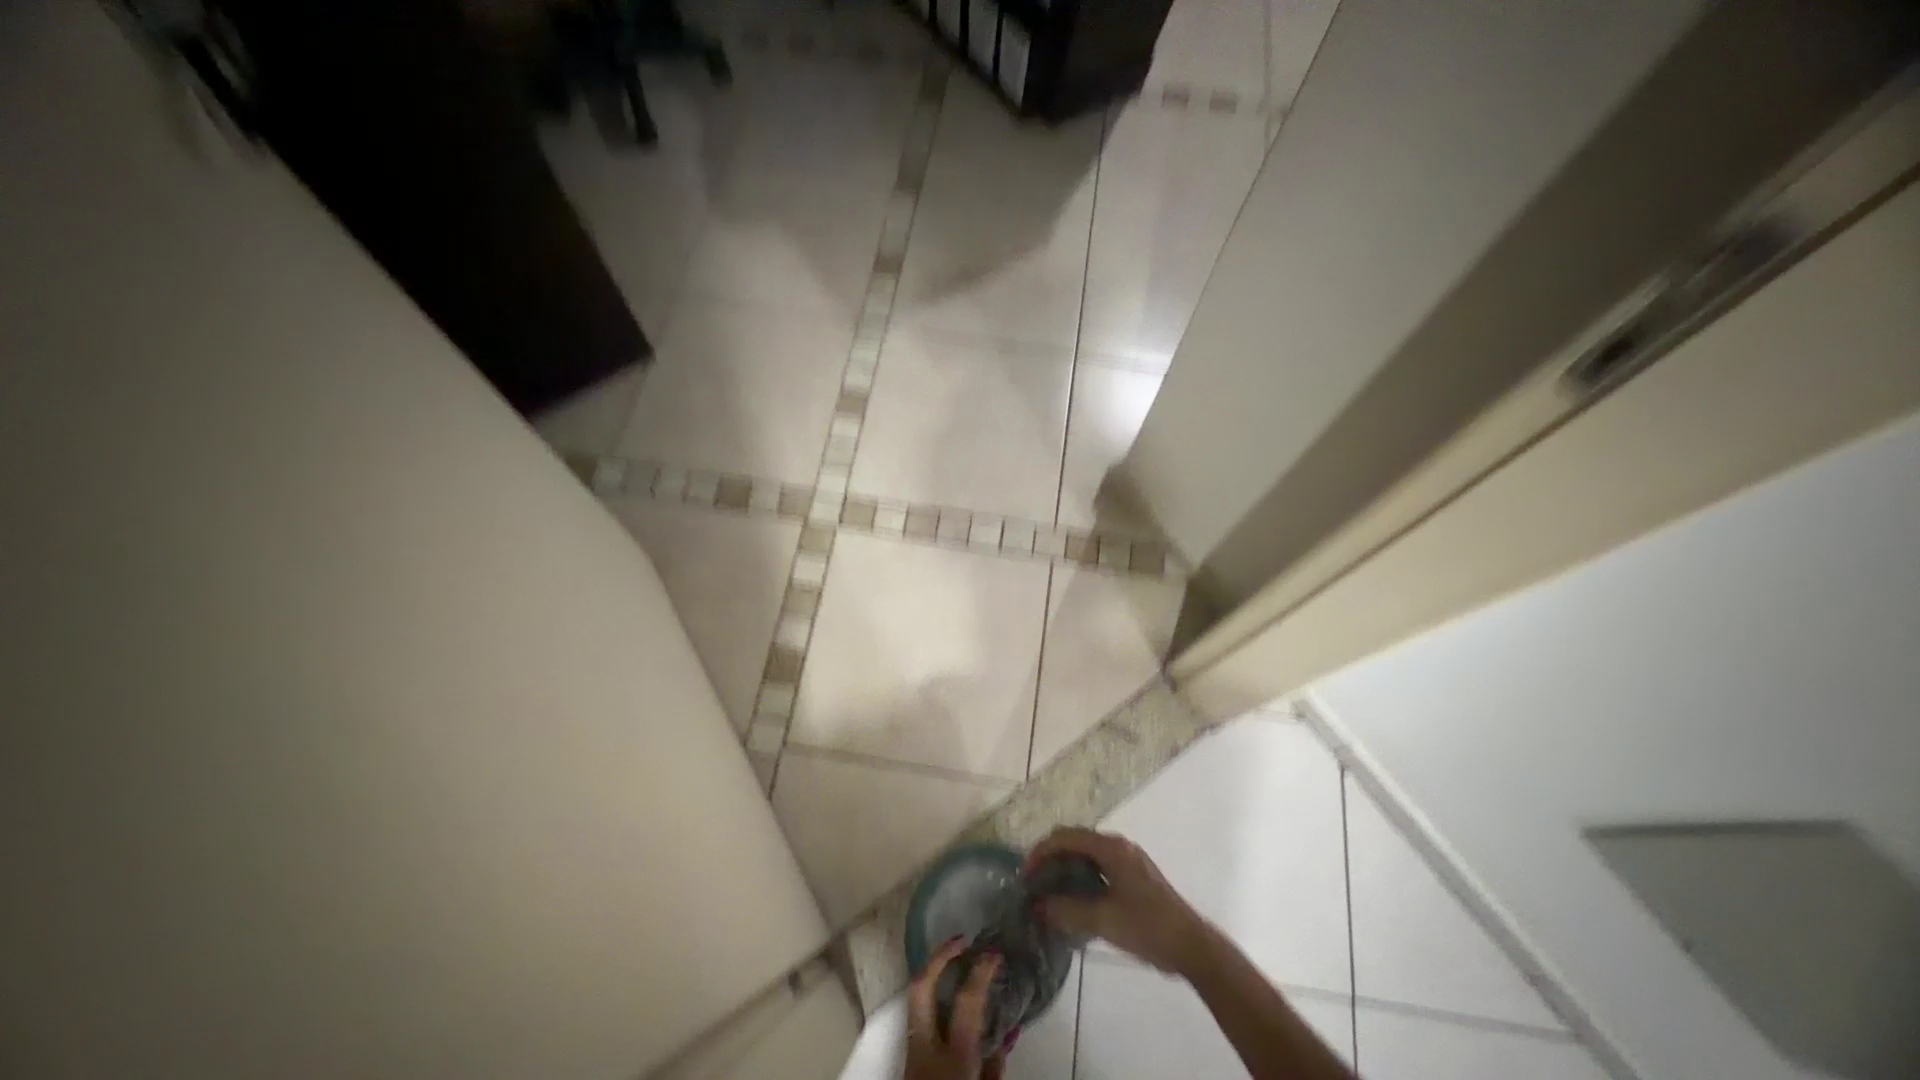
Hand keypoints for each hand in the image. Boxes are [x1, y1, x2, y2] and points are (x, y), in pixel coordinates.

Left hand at [905, 938, 1007, 1079]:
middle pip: (922, 987)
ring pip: (913, 996)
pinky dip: (928, 993)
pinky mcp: (906, 1054)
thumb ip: (993, 1068)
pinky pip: (915, 1012)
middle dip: (938, 957)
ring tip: (951, 955)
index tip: (994, 953)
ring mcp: (910, 1047)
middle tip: (961, 939)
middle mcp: (925, 1044)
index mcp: (954, 1055)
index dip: (981, 973)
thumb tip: (1002, 1040)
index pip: (967, 1002)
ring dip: (931, 971)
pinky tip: (942, 988)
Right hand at [1026, 827, 1209, 975]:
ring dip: (1065, 869)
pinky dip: (1080, 878)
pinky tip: (1073, 901)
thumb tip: (1037, 907)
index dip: (1041, 853)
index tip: (1026, 876)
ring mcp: (1129, 861)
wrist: (1191, 945)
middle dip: (1051, 859)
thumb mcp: (1102, 920)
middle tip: (1034, 884)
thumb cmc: (1147, 927)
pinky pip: (1098, 868)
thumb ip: (1066, 911)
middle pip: (1075, 841)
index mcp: (1112, 848)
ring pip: (1087, 856)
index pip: (1065, 837)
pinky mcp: (1134, 877)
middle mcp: (1120, 847)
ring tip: (1048, 893)